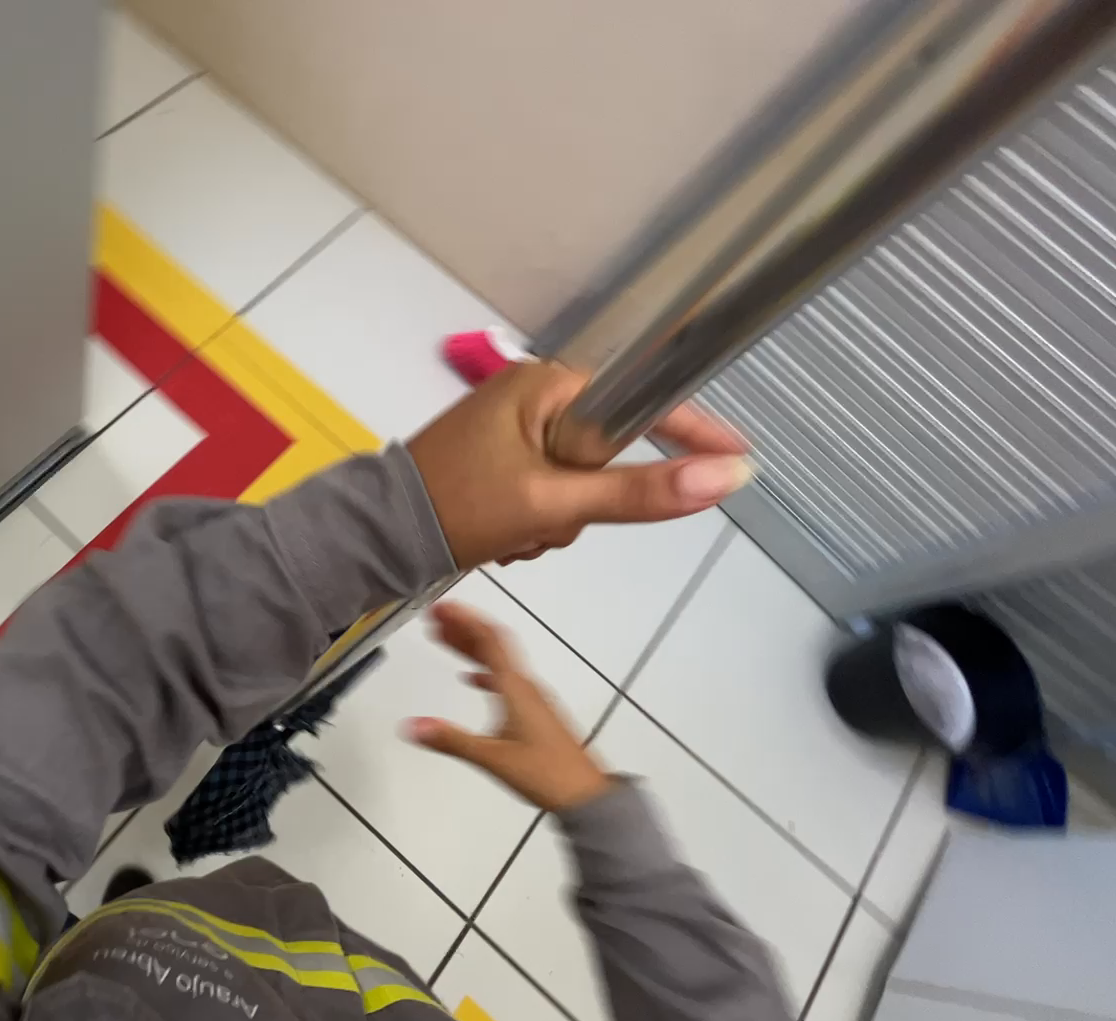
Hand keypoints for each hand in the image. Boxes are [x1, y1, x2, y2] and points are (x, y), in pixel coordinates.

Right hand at [401, 602, 612, 812]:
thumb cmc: (543, 773)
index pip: (490, 640)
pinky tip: (471, 678)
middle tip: (434, 618)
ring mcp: (533, 698)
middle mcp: (525, 686)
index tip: (441, 607)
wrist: (589, 797)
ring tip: (445, 639)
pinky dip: (485, 670)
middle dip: (463, 627)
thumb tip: (409, 725)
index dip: (465, 619)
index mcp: (515, 688)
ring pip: (500, 660)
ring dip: (472, 646)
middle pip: (493, 645)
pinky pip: (506, 679)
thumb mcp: (492, 757)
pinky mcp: (536, 713)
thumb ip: (450, 740)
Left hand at [406, 362, 749, 566]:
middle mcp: (528, 400)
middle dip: (584, 500)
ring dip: (555, 520)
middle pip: (605, 450)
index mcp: (542, 387)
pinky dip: (535, 524)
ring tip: (512, 533)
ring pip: (575, 482)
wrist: (380, 537)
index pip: (639, 398)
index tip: (735, 456)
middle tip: (545, 520)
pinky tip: (503, 538)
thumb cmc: (455, 507)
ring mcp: (509, 433)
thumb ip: (637, 492)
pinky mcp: (495, 464)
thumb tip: (730, 475)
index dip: (687, 430)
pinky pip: (545, 493)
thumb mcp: (550, 502)